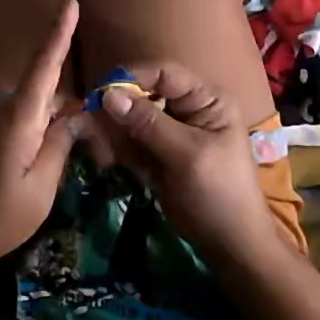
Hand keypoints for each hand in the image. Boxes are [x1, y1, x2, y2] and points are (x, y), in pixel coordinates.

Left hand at [0, 0, 85, 294]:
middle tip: (104, 151)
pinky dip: (46, 134)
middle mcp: (4, 111)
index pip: (44, 66)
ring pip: (39, 109)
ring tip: (90, 161)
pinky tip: (59, 159)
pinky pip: (25, 122)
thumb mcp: (40, 191)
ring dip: (63, 126)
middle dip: (78, 110)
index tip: (70, 1)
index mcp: (18, 119)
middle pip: (50, 92)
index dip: (59, 33)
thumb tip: (77, 115)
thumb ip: (60, 146)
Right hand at [95, 62, 273, 259]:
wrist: (229, 245)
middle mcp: (186, 109)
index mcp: (206, 100)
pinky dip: (115, 149)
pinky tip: (105, 160)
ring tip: (99, 150)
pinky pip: (129, 141)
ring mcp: (169, 133)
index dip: (133, 78)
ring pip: (131, 119)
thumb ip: (148, 123)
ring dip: (111, 131)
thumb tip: (108, 95)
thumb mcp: (186, 155)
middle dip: (117, 109)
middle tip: (90, 123)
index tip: (101, 90)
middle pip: (142, 95)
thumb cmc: (219, 193)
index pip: (165, 74)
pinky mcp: (155, 154)